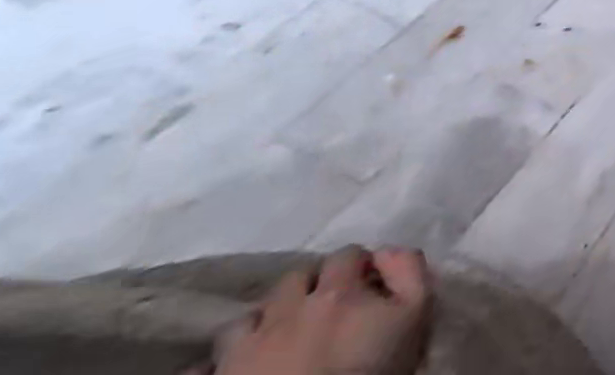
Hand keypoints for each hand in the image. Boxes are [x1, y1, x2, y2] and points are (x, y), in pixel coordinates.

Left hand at [213, 246, 433, 374]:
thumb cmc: (370, 371)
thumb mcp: (414, 314)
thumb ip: (408, 270)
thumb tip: (385, 251)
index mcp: (334, 290)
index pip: (346, 254)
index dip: (359, 265)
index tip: (368, 283)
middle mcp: (284, 310)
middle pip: (293, 278)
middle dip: (310, 285)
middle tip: (324, 306)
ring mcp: (243, 349)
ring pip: (246, 317)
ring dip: (263, 320)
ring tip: (278, 337)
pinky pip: (200, 369)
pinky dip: (211, 367)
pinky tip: (226, 371)